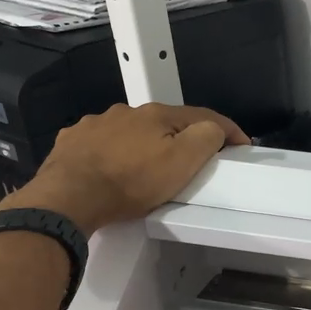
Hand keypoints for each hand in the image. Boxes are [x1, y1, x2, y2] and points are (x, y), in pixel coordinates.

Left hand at [2, 103, 247, 233]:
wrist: (69, 197)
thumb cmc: (132, 182)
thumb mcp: (183, 162)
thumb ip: (206, 138)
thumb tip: (215, 129)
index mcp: (156, 115)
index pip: (202, 115)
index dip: (226, 129)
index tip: (242, 145)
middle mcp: (125, 112)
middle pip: (164, 122)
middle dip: (181, 136)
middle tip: (192, 160)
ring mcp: (94, 125)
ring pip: (129, 130)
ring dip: (143, 143)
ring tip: (146, 166)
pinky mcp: (71, 143)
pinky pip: (100, 143)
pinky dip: (112, 152)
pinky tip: (110, 168)